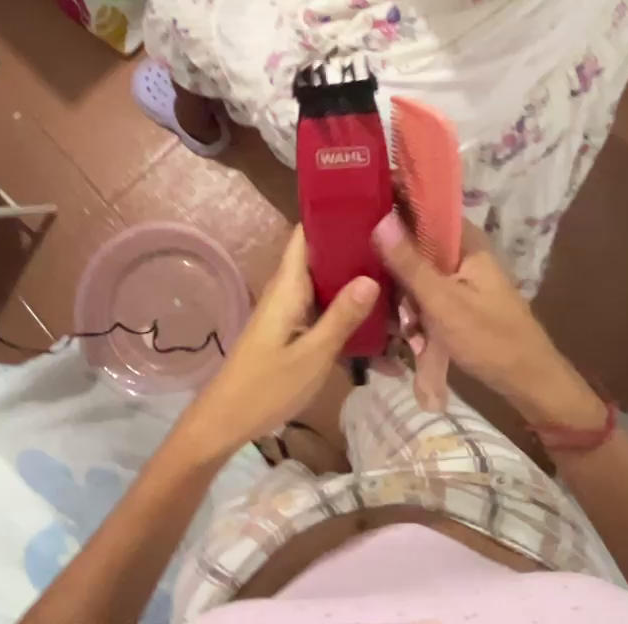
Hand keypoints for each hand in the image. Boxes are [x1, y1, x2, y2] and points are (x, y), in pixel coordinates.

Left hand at [172, 227, 379, 461]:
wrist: (226, 421)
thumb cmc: (267, 386)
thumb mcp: (312, 356)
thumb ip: (341, 318)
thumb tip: (371, 276)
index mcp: (288, 286)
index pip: (306, 234)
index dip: (333, 217)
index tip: (371, 207)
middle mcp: (288, 290)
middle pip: (322, 258)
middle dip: (356, 252)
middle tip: (400, 248)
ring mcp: (290, 311)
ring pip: (327, 285)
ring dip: (356, 285)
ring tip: (400, 281)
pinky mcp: (292, 330)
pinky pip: (323, 310)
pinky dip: (347, 312)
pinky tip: (379, 324)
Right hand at [372, 214, 605, 428]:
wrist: (530, 383)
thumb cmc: (489, 338)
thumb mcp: (442, 301)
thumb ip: (409, 262)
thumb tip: (379, 219)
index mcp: (466, 241)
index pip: (424, 206)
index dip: (393, 205)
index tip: (360, 214)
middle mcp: (464, 251)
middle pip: (416, 241)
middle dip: (395, 267)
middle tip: (382, 291)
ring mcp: (462, 276)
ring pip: (418, 271)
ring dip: (405, 296)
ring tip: (405, 326)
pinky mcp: (459, 297)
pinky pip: (427, 292)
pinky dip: (418, 309)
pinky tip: (413, 334)